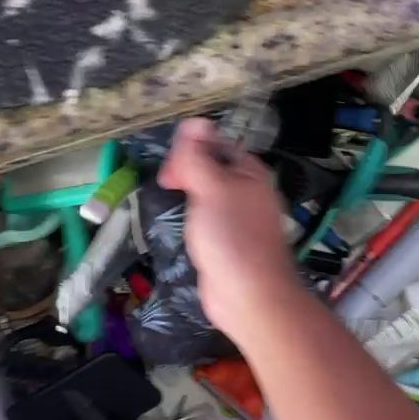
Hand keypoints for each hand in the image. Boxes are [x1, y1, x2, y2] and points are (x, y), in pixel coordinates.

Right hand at [156, 117, 303, 342]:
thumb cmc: (232, 238)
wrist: (249, 296)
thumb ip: (199, 157)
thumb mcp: (212, 189)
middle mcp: (248, 191)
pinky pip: (208, 220)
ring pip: (207, 195)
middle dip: (186, 172)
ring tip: (172, 203)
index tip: (170, 170)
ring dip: (188, 196)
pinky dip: (194, 219)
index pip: (215, 144)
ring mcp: (240, 218)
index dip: (190, 150)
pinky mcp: (229, 242)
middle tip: (168, 187)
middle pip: (210, 168)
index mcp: (250, 173)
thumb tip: (195, 122)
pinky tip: (185, 229)